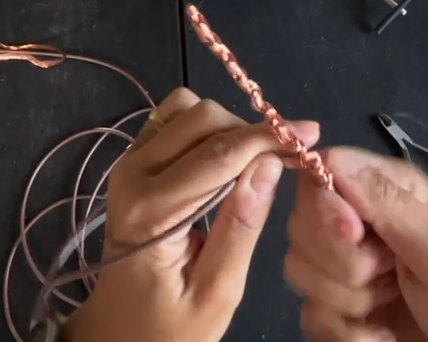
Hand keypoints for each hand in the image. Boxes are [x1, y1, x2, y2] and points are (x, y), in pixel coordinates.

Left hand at [66, 88, 318, 341]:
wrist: (118, 332)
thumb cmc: (168, 328)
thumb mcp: (215, 296)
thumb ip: (241, 227)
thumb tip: (272, 163)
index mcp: (149, 209)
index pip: (218, 154)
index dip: (267, 138)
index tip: (309, 134)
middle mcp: (132, 171)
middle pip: (202, 118)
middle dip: (250, 132)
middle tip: (286, 157)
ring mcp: (128, 160)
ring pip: (187, 107)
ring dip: (226, 125)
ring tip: (253, 162)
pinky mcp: (133, 157)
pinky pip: (173, 116)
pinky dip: (205, 124)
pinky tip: (224, 155)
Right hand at [285, 147, 427, 341]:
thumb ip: (386, 201)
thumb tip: (330, 157)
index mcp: (385, 188)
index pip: (322, 168)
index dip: (325, 201)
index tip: (353, 233)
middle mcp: (359, 219)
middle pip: (302, 220)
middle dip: (342, 260)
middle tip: (388, 275)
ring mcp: (344, 266)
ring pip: (299, 266)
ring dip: (347, 299)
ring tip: (390, 304)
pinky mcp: (336, 309)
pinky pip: (310, 313)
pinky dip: (346, 333)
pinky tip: (380, 334)